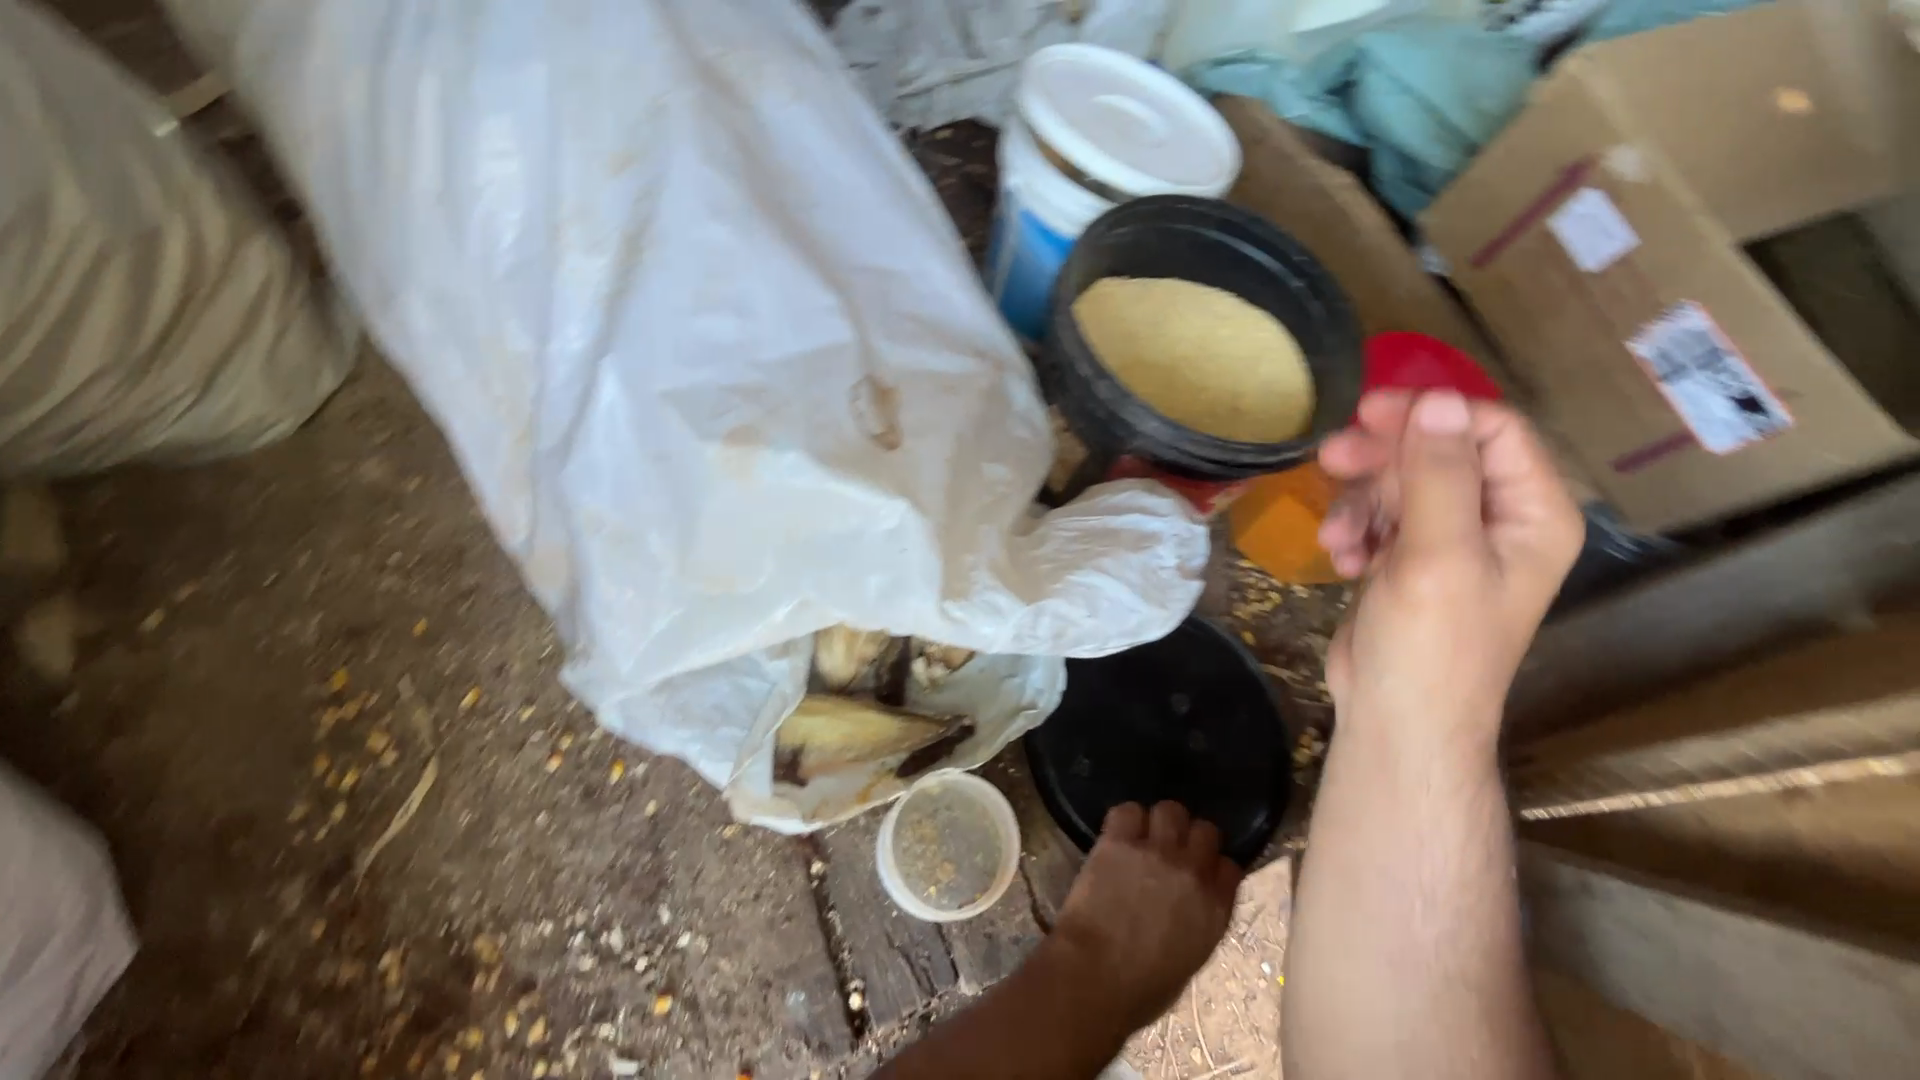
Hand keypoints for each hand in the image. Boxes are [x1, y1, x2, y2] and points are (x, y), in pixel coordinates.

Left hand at [1047, 802, 1242, 1033]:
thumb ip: (1196, 923)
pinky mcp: (1119, 841)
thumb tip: (1184, 909)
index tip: (1199, 871)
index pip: (1230, 866)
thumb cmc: (1141, 988)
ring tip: (1142, 836)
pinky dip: (1123, 819)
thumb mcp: (1189, 960)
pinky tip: (1116, 835)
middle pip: (1205, 830)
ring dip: (1158, 821)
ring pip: (1170, 810)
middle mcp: (1193, 872)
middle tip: (1169, 849)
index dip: (1213, 865)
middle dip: (1189, 836)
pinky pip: (1127, 811)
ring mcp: (1157, 852)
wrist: (1096, 976)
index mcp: (1215, 909)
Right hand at [1317, 390, 1583, 742]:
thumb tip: (1436, 398)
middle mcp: (1497, 521)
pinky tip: (1341, 558)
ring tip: (1337, 536)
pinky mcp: (1408, 561)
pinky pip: (1379, 518)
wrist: (1397, 719)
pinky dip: (1355, 530)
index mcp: (1531, 514)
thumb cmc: (1430, 645)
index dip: (1433, 414)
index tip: (1369, 413)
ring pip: (1400, 484)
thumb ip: (1439, 475)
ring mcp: (1450, 542)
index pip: (1492, 431)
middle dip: (1384, 457)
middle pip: (1439, 453)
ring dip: (1361, 502)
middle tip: (1332, 457)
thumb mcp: (1437, 555)